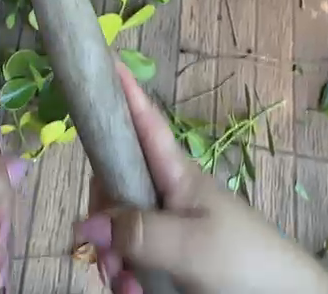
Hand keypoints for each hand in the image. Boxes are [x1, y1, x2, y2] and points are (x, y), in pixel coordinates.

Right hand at [73, 65, 327, 293]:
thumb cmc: (244, 260)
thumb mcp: (190, 245)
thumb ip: (138, 231)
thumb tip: (83, 224)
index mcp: (176, 173)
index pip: (146, 122)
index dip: (126, 91)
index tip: (107, 58)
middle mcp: (166, 193)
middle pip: (114, 182)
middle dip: (100, 215)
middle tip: (100, 251)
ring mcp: (167, 227)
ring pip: (118, 226)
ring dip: (110, 255)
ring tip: (120, 283)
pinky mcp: (168, 259)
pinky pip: (130, 258)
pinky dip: (123, 276)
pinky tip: (130, 291)